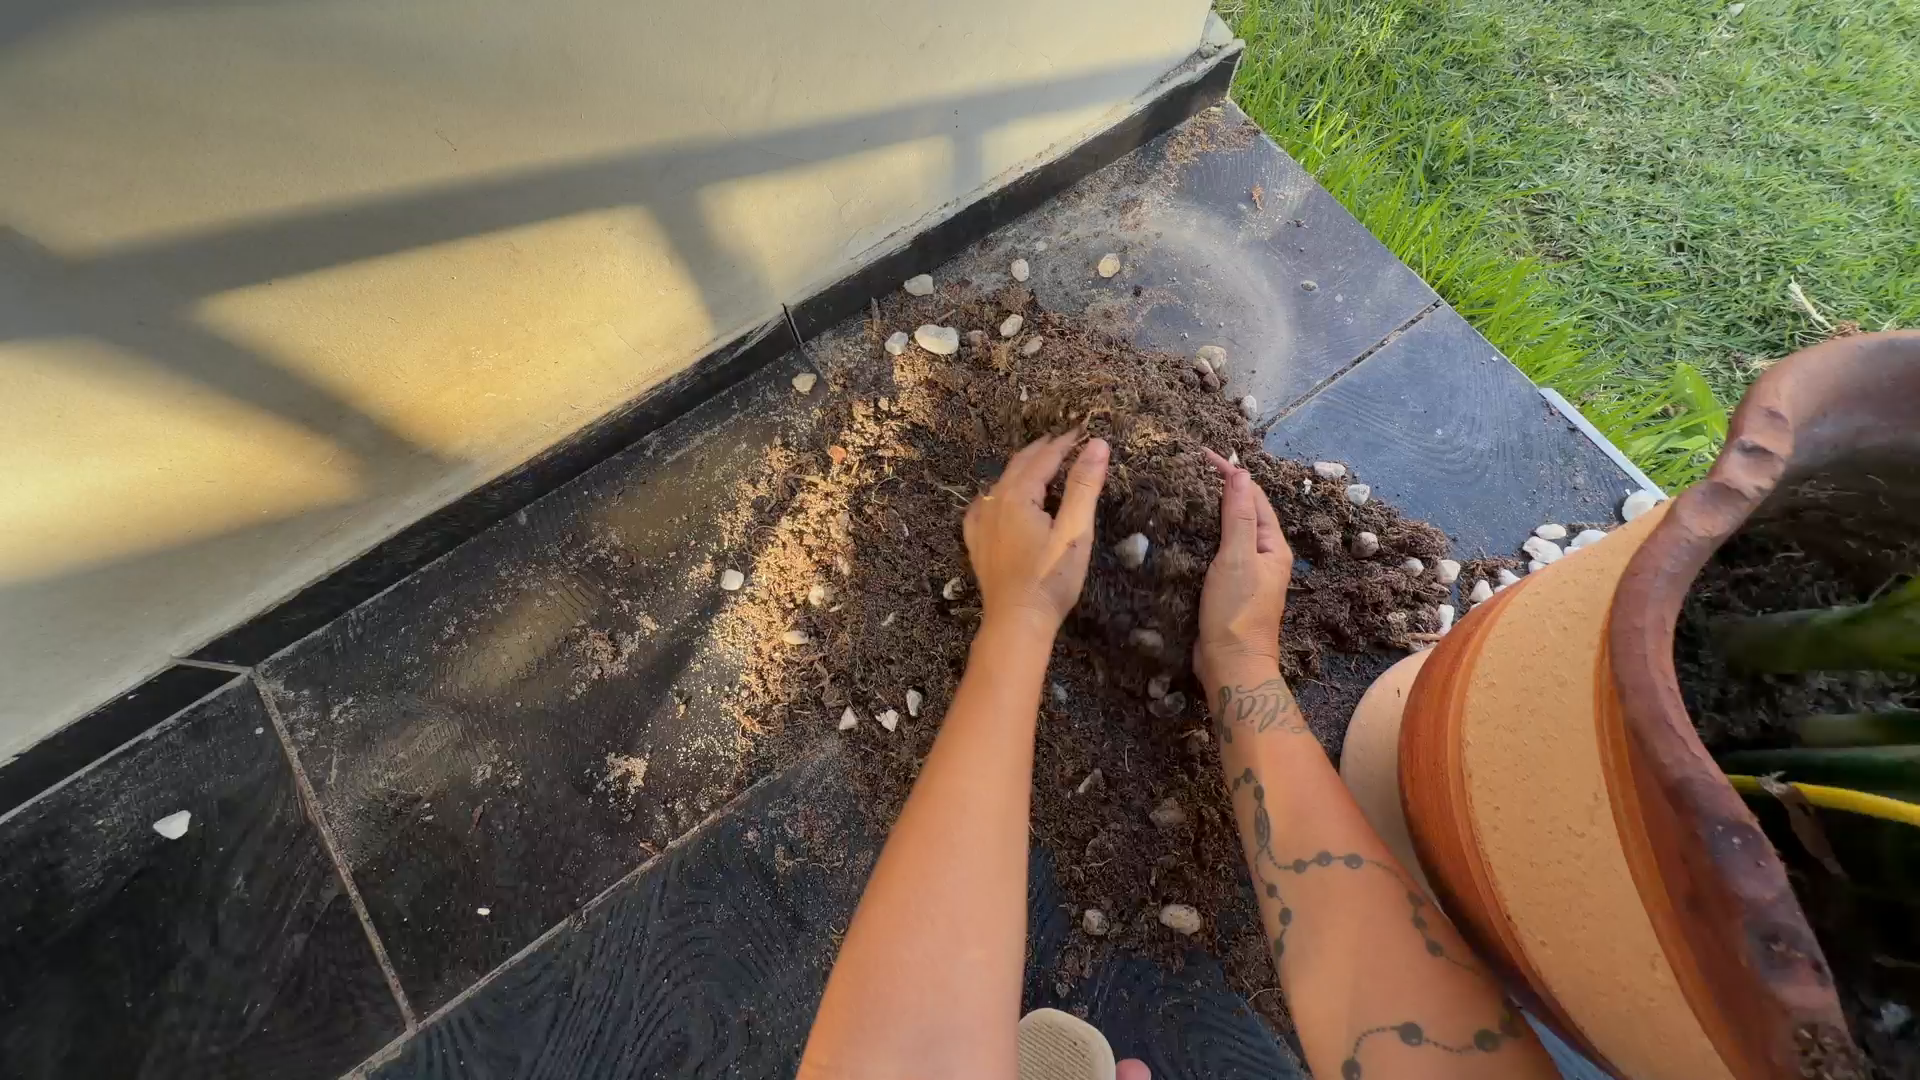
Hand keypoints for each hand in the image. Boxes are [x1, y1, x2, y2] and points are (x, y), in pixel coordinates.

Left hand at [962, 433, 1109, 634]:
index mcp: (1017, 496)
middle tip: (1062, 440)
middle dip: (1042, 451)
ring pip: (999, 485)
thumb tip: (1097, 444)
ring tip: (1038, 463)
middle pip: (1019, 466)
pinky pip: (982, 508)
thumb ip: (1084, 486)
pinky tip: (997, 499)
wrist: (1018, 622)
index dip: (1064, 443)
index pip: (1044, 459)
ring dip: (1021, 470)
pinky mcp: (977, 545)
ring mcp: (980, 524)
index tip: (1081, 431)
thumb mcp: (1075, 530)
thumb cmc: (1051, 579)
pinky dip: (997, 494)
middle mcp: (993, 504)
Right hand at [1194, 449, 1291, 685]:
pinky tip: (1181, 531)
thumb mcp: (1237, 558)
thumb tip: (1241, 473)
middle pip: (1241, 512)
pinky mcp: (1224, 588)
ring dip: (1208, 511)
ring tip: (1182, 492)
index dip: (1230, 473)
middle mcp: (1261, 556)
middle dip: (1220, 488)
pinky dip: (1200, 536)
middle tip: (1188, 469)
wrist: (1230, 664)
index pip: (1252, 497)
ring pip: (1226, 532)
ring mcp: (1243, 573)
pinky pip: (1214, 552)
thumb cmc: (1236, 610)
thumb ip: (1238, 517)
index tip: (1201, 454)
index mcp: (1271, 546)